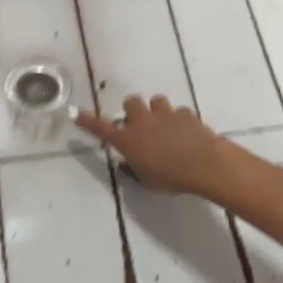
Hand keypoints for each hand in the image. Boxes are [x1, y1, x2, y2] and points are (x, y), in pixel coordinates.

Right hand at [73, 95, 236, 197]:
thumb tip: (127, 164)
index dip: (89, 121)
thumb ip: (134, 170)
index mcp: (129, 140)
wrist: (203, 164)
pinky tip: (185, 132)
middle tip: (139, 123)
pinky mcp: (185, 113)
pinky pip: (178, 111)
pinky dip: (179, 119)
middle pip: (131, 102)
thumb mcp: (147, 181)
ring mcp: (165, 114)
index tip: (78, 114)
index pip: (102, 128)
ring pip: (156, 101)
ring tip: (164, 125)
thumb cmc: (171, 178)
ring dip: (156, 111)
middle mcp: (144, 122)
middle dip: (133, 110)